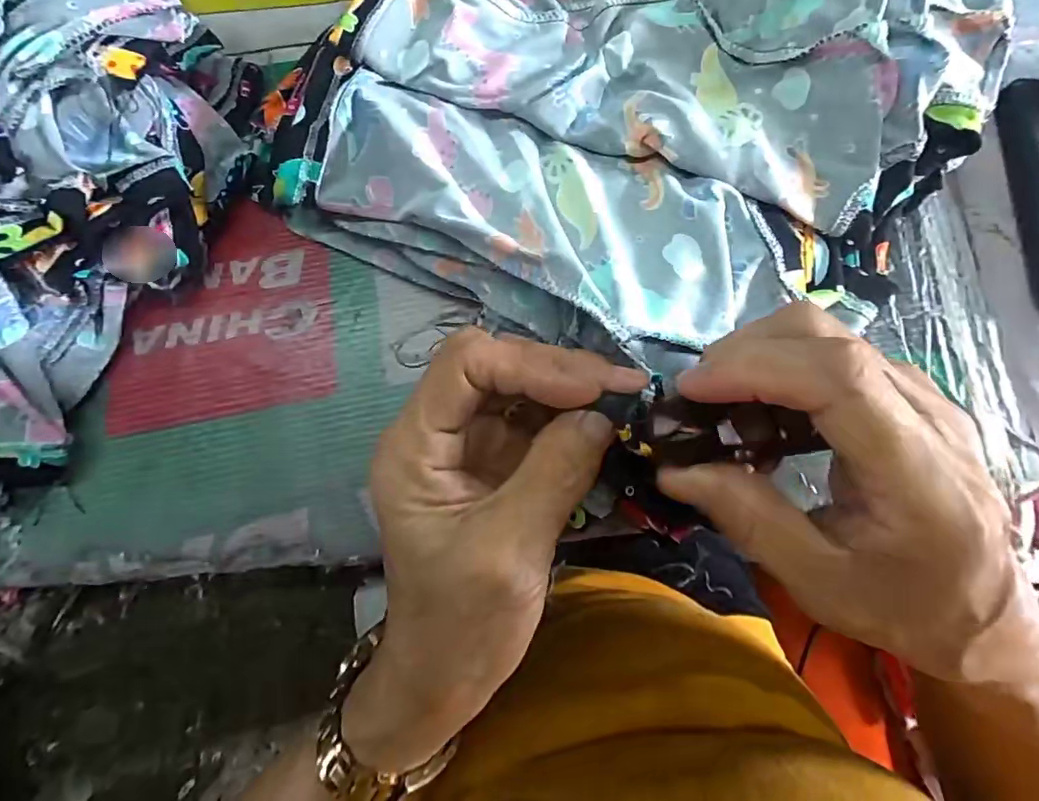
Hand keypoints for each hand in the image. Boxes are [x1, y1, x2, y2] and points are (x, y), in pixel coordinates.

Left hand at [343, 329, 647, 770]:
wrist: (444, 675)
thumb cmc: (461, 623)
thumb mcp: (508, 552)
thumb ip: (553, 473)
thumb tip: (602, 414)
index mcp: (414, 445)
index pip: (464, 364)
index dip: (527, 363)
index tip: (590, 388)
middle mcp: (435, 430)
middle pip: (492, 364)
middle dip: (555, 369)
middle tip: (623, 384)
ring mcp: (465, 443)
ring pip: (515, 384)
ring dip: (568, 385)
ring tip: (624, 394)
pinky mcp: (493, 460)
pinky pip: (531, 418)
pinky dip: (569, 413)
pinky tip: (605, 419)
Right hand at [657, 304, 1038, 683]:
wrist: (990, 616)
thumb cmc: (908, 607)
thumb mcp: (821, 583)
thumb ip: (749, 519)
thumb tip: (675, 469)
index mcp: (916, 469)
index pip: (835, 376)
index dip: (754, 367)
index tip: (692, 389)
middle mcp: (927, 413)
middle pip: (824, 335)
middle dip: (744, 351)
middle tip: (698, 394)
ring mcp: (923, 394)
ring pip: (825, 331)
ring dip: (759, 351)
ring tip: (725, 399)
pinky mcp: (909, 391)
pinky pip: (833, 349)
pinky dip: (781, 361)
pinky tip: (764, 405)